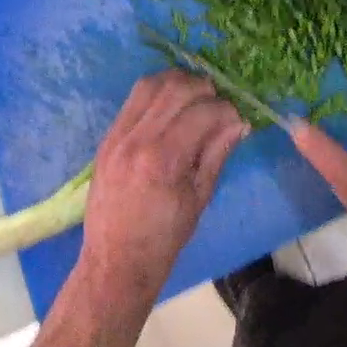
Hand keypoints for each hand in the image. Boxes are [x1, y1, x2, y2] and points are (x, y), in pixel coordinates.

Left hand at [34, 72, 249, 346]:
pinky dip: (156, 94)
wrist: (115, 263)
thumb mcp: (199, 197)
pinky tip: (170, 106)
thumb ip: (217, 153)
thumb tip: (240, 122)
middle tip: (217, 104)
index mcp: (163, 160)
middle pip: (176, 88)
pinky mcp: (106, 138)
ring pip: (150, 84)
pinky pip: (133, 100)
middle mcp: (137, 140)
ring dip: (177, 83)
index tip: (236, 119)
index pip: (203, 112)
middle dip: (204, 89)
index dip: (227, 110)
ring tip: (194, 97)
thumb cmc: (164, 238)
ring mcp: (117, 136)